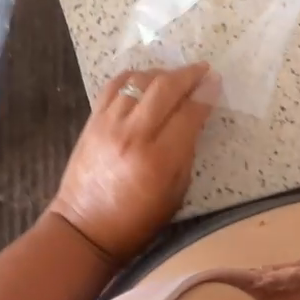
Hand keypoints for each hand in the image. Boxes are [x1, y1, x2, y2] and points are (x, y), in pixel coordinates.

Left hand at [49, 64, 219, 262]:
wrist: (83, 230)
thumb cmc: (136, 221)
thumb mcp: (175, 194)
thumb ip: (187, 151)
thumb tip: (197, 116)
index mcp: (159, 159)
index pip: (189, 113)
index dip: (206, 95)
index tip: (216, 84)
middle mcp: (134, 135)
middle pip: (166, 88)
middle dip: (189, 75)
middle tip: (203, 70)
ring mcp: (110, 124)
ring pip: (140, 80)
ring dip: (162, 73)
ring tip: (174, 77)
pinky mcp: (92, 120)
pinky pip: (114, 85)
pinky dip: (133, 77)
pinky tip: (144, 81)